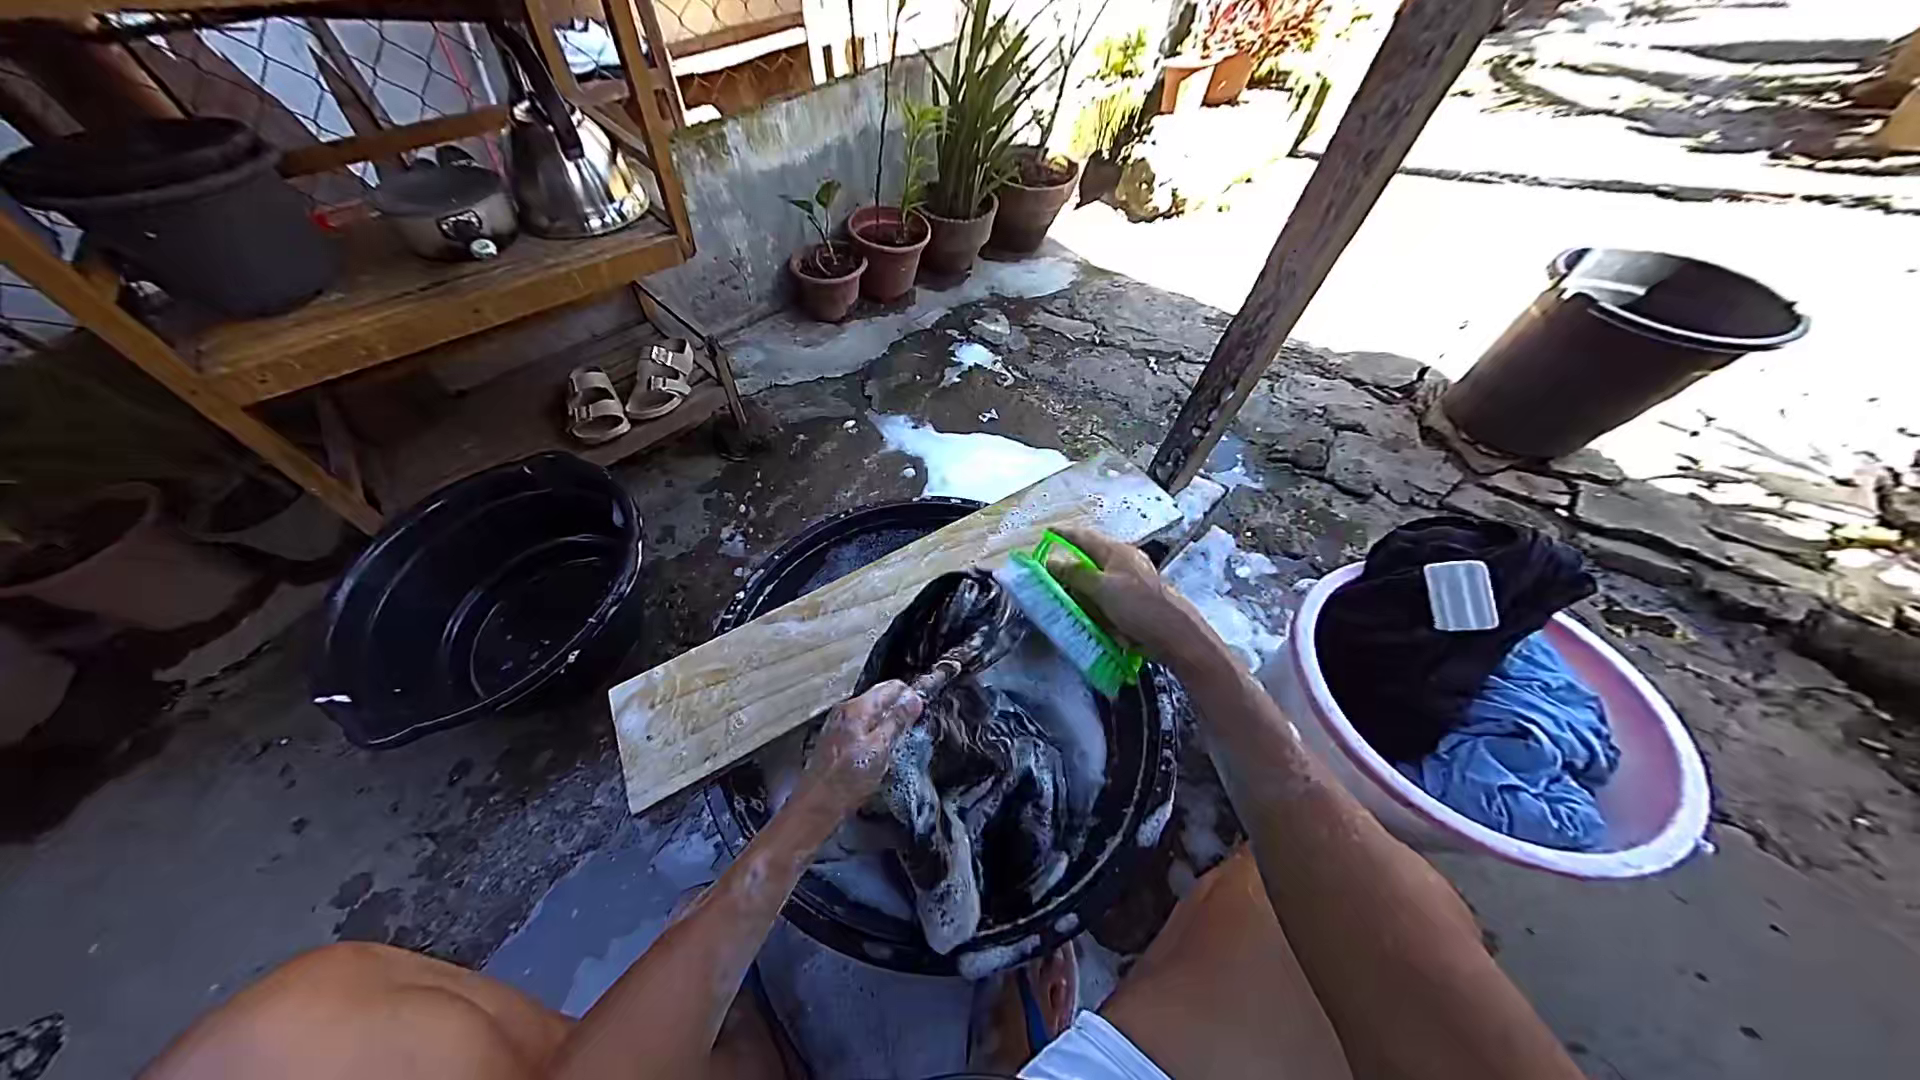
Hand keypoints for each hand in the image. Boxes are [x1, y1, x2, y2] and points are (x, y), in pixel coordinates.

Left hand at [795, 680, 923, 818]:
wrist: (816, 806)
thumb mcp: (880, 749)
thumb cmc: (847, 780)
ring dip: (888, 724)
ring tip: (899, 743)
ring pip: (872, 714)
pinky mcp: (836, 739)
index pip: (892, 687)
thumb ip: (897, 721)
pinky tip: (881, 752)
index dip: (910, 696)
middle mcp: (845, 710)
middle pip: (881, 698)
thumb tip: (914, 699)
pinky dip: (875, 734)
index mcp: (857, 708)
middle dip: (900, 710)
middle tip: (913, 730)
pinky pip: (863, 727)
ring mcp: (839, 724)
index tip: (922, 712)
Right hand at [1053, 528, 1220, 666]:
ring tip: (1059, 591)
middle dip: (1068, 562)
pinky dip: (1090, 599)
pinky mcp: (1131, 601)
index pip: (1084, 537)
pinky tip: (1081, 609)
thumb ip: (1075, 573)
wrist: (1173, 635)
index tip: (1046, 533)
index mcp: (1116, 552)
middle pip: (1089, 557)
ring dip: (1078, 584)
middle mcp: (1122, 562)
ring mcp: (1128, 581)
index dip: (1064, 534)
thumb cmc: (1139, 606)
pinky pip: (1103, 595)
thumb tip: (1052, 561)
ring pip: (1095, 577)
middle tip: (1046, 569)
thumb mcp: (1102, 588)